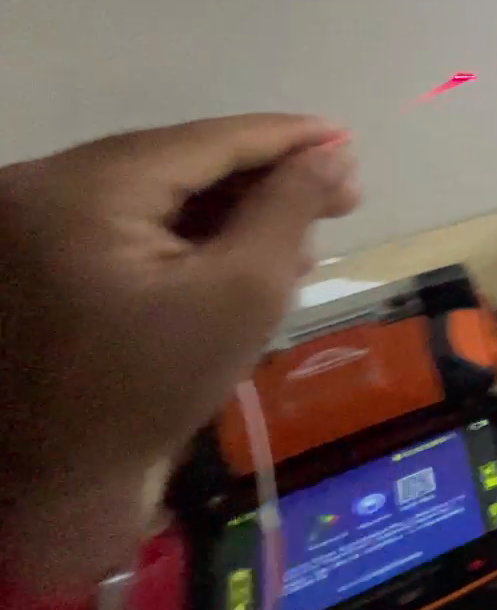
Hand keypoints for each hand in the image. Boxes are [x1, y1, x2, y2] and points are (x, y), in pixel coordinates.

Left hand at [0, 115, 358, 487]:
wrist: (55, 472)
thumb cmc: (158, 379)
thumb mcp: (248, 287)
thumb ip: (291, 206)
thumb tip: (333, 151)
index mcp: (78, 192)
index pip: (205, 141)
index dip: (288, 136)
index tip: (351, 139)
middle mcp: (31, 188)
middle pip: (178, 159)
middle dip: (266, 176)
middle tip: (342, 199)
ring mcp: (19, 220)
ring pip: (156, 187)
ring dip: (234, 205)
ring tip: (300, 240)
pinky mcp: (24, 251)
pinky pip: (125, 216)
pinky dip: (191, 227)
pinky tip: (244, 255)